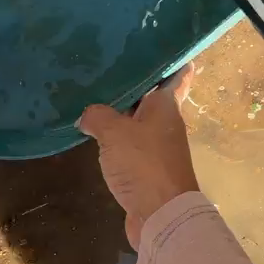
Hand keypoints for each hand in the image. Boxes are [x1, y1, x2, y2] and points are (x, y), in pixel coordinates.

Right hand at [78, 67, 199, 248]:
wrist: (161, 215)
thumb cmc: (142, 164)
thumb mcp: (113, 132)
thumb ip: (97, 116)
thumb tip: (87, 116)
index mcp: (165, 106)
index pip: (176, 76)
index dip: (172, 62)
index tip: (159, 49)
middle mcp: (166, 124)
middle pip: (151, 99)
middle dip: (133, 87)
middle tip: (108, 70)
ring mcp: (159, 149)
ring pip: (139, 124)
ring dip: (121, 116)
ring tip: (95, 101)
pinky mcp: (149, 171)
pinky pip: (131, 148)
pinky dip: (118, 142)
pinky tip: (99, 138)